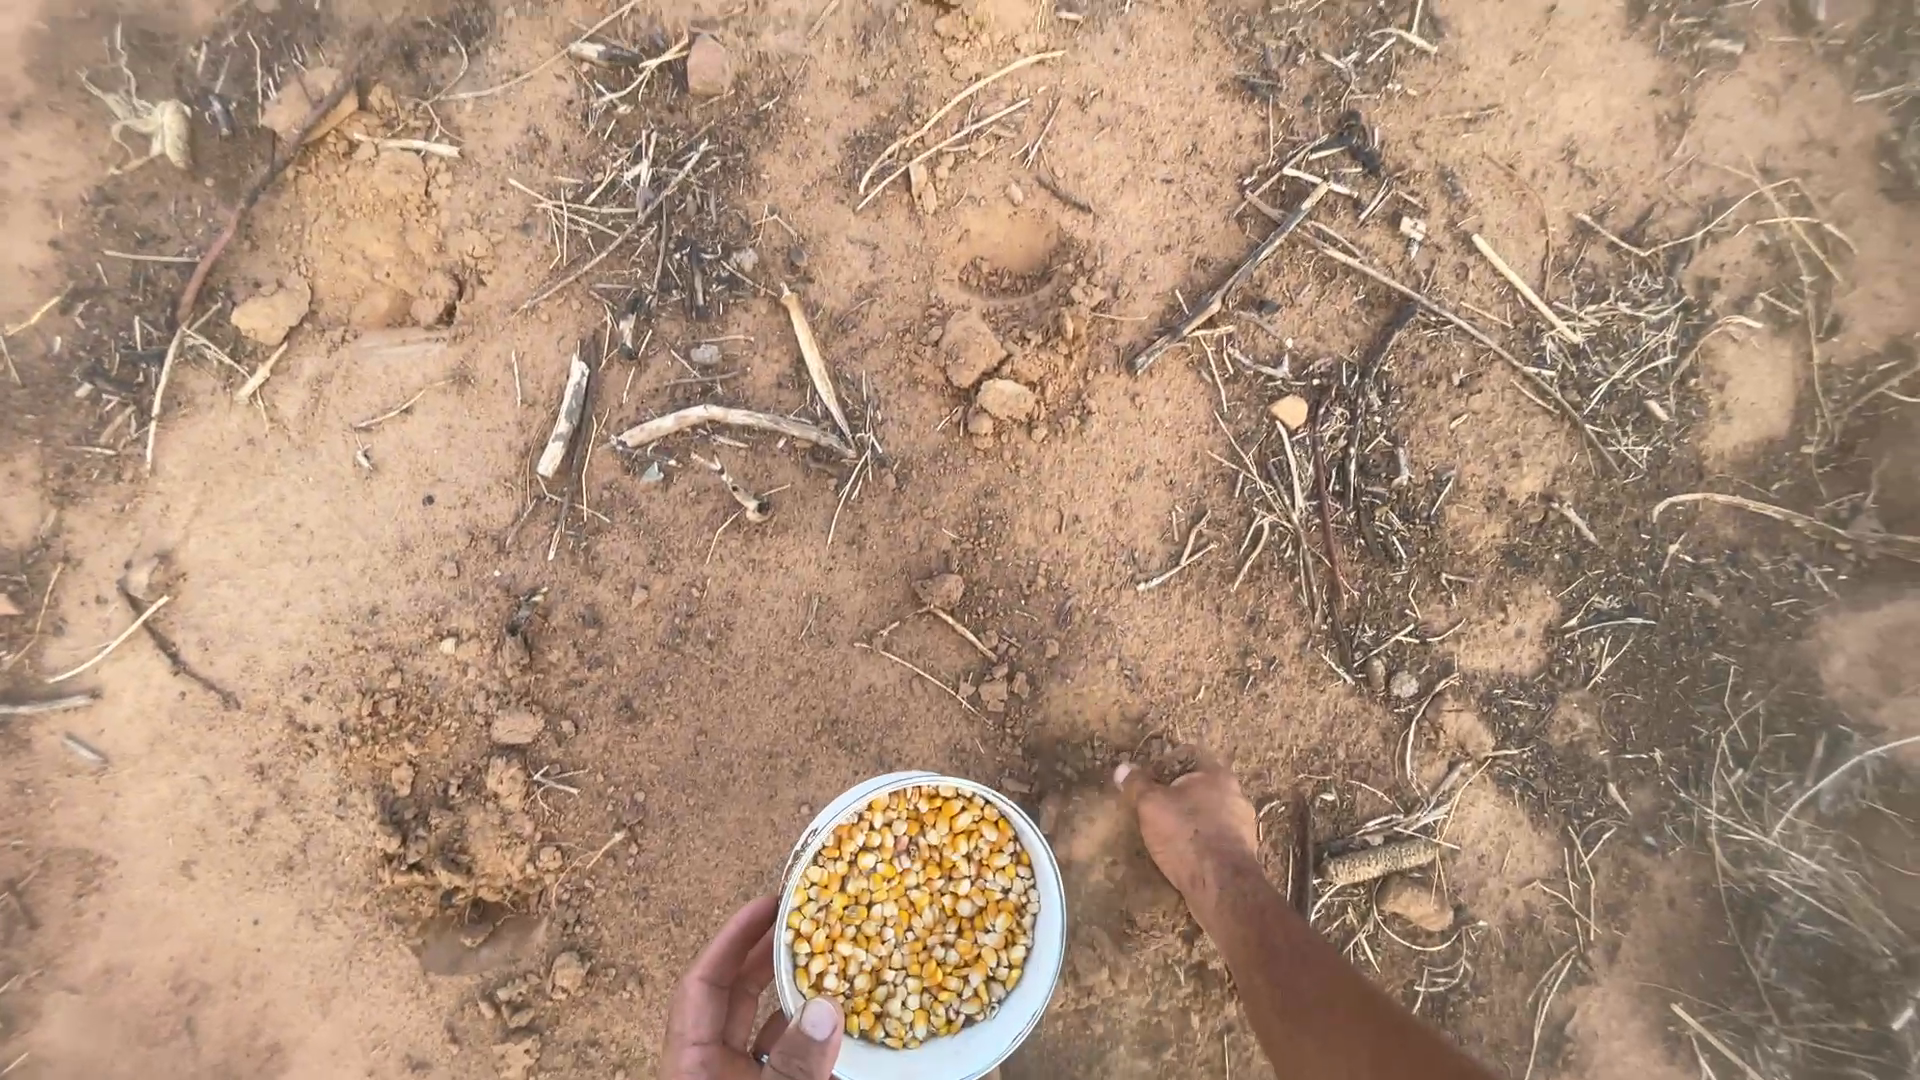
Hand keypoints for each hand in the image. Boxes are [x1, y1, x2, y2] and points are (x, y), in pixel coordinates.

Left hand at [661, 896, 844, 1079]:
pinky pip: (781, 1053)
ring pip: (761, 1022)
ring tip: (826, 957)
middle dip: (767, 952)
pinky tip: (835, 1017)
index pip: (702, 983)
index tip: (768, 904)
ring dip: (792, 990)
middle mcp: (709, 1068)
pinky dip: (805, 1033)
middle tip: (802, 917)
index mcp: (691, 1065)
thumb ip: (793, 1063)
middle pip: (734, 994)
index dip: (732, 938)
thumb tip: (825, 1006)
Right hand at [1114, 748, 1259, 920]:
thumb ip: (1137, 784)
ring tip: (1167, 834)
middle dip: (1179, 795)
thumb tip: (1123, 768)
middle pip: (1201, 786)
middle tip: (1154, 806)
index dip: (1165, 764)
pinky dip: (1201, 843)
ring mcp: (1243, 827)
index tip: (1148, 778)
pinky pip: (1216, 839)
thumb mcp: (1151, 804)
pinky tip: (1184, 854)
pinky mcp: (1243, 855)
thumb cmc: (1185, 834)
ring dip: (1191, 821)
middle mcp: (1236, 795)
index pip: (1190, 757)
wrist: (1222, 887)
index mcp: (1217, 775)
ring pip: (1210, 814)